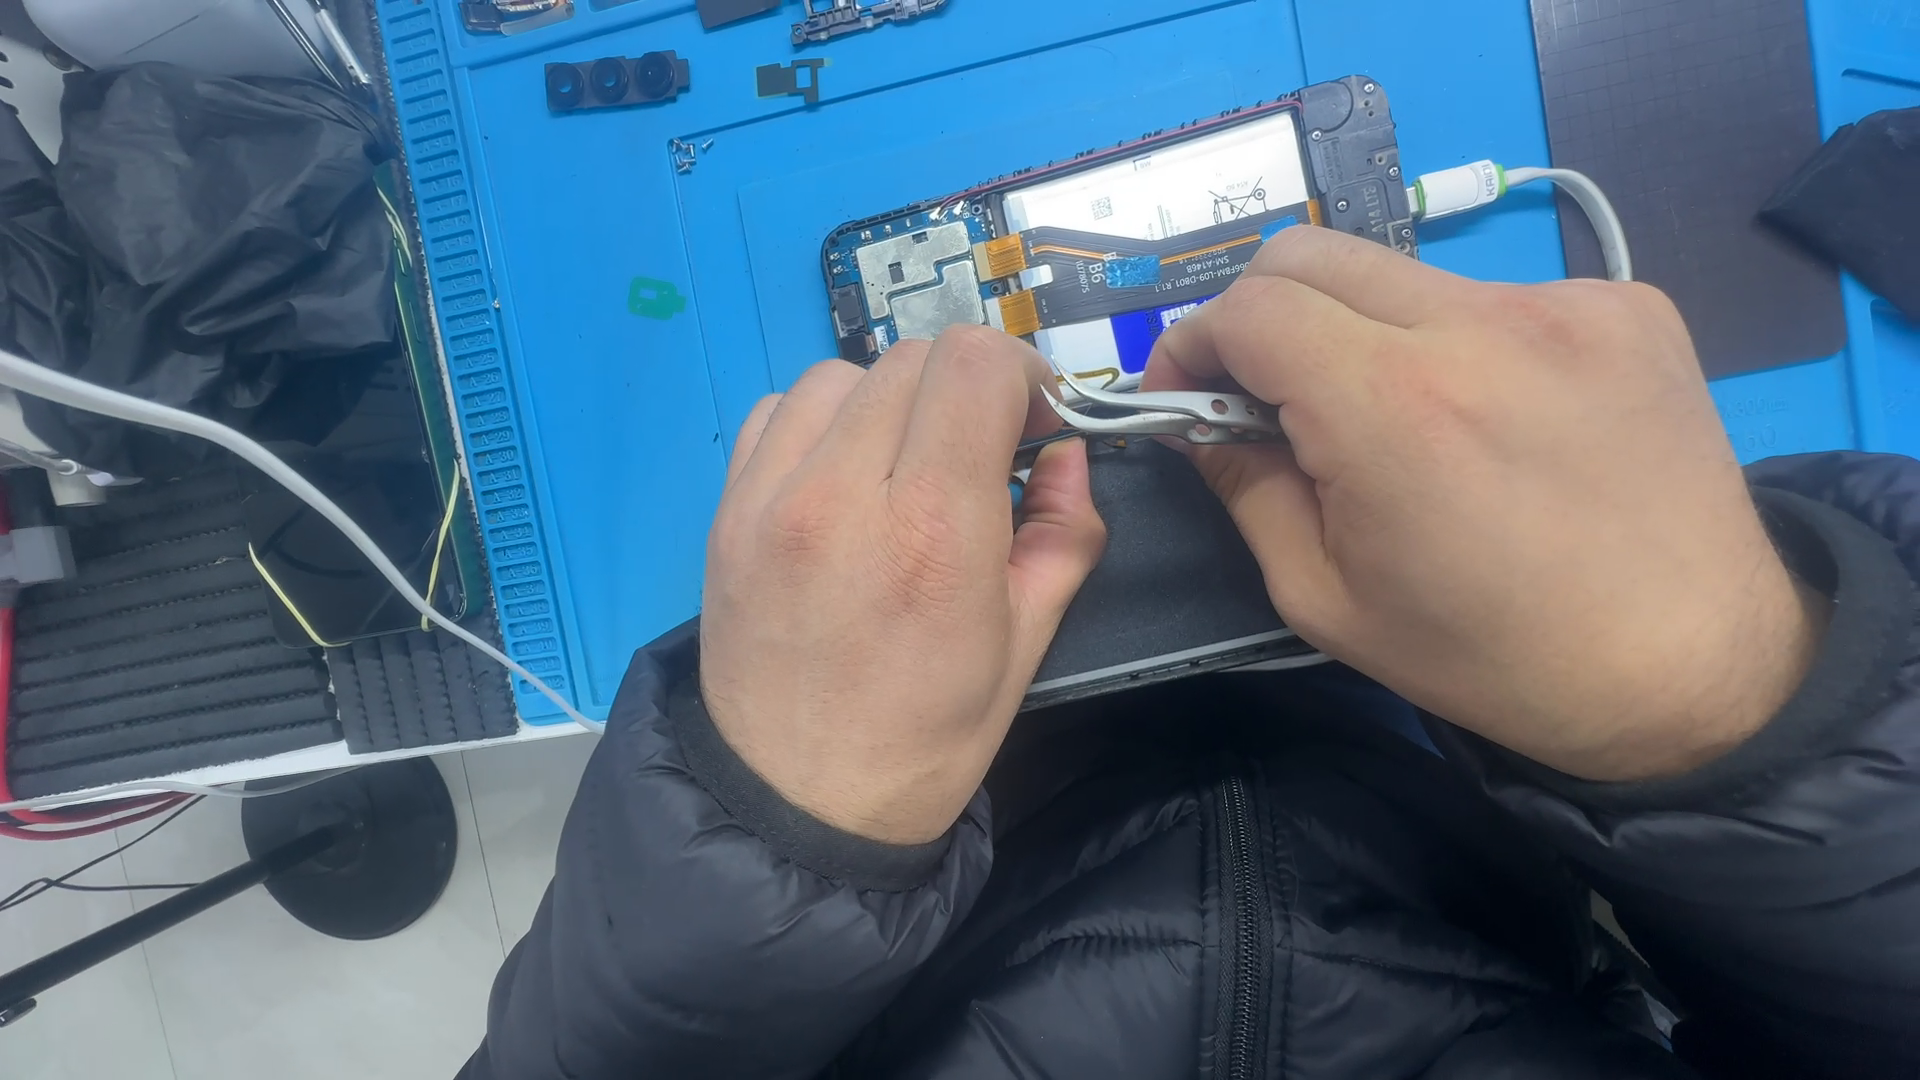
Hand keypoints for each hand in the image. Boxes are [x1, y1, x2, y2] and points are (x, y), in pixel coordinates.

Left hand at [701, 327, 1105, 843]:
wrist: (796, 802)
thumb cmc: (928, 735)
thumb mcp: (1026, 643)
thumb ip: (1064, 533)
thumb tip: (1066, 457)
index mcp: (933, 527)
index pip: (974, 365)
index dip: (1021, 375)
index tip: (1031, 421)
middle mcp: (841, 491)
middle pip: (914, 359)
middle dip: (966, 387)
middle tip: (980, 447)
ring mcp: (769, 496)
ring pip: (843, 374)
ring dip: (894, 400)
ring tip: (907, 462)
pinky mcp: (726, 511)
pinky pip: (781, 412)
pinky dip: (825, 421)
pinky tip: (842, 475)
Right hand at [1144, 226, 1827, 780]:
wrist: (1694, 669)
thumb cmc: (1479, 652)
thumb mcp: (1317, 593)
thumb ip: (1242, 486)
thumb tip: (1193, 422)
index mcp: (1392, 410)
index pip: (1250, 309)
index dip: (1190, 344)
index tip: (1181, 396)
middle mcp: (1478, 327)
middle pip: (1306, 254)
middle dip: (1249, 316)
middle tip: (1250, 392)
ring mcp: (1564, 302)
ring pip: (1387, 270)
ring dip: (1339, 327)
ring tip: (1363, 411)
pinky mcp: (1623, 304)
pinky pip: (1472, 292)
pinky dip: (1428, 337)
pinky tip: (1461, 409)